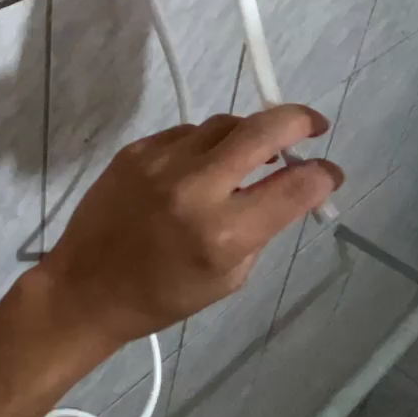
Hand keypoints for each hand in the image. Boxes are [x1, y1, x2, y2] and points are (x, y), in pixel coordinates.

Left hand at [38, 105, 343, 350]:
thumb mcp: (229, 277)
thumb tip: (294, 184)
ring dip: (246, 134)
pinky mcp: (135, 150)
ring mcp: (160, 162)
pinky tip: (201, 166)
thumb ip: (262, 226)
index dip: (324, 175)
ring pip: (222, 124)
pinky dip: (203, 145)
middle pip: (262, 130)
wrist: (87, 286)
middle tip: (312, 125)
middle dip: (297, 121)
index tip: (330, 171)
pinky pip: (185, 133)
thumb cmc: (163, 295)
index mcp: (224, 233)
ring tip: (251, 154)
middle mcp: (194, 188)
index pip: (295, 186)